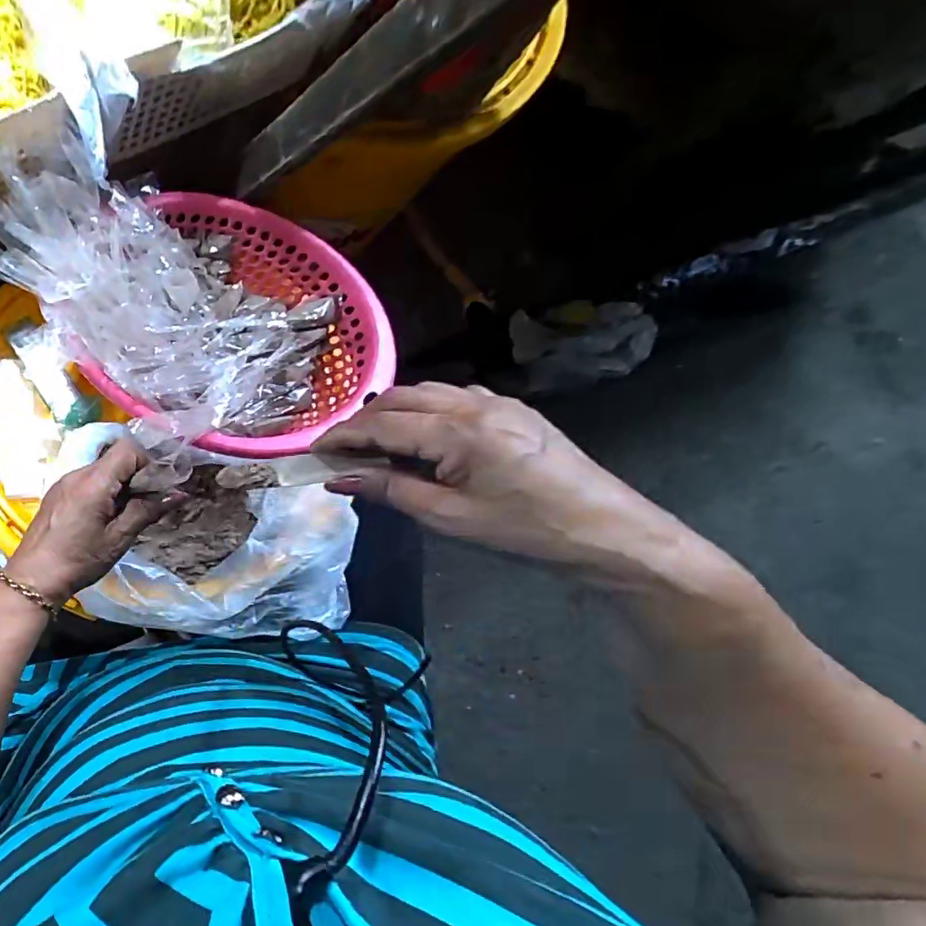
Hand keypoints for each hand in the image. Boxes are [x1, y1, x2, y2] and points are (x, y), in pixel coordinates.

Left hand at [5, 440, 174, 601]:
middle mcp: (77, 474)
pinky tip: (104, 518)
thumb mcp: (118, 539)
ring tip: (125, 515)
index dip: (148, 462)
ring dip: (120, 485)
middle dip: (136, 475)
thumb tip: (178, 494)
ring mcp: (64, 482)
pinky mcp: (57, 494)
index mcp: (93, 481)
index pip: (128, 448)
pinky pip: (87, 481)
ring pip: (102, 470)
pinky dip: (103, 491)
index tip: (156, 488)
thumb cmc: (79, 560)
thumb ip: (147, 511)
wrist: (33, 578)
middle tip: (146, 504)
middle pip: (115, 458)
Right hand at [316, 384, 718, 587]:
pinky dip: (424, 408)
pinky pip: (455, 396)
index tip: (314, 451)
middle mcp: (476, 404)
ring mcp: (499, 403)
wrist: (611, 534)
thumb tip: (338, 479)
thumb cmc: (525, 531)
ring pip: (427, 392)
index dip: (343, 436)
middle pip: (400, 398)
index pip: (382, 424)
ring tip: (373, 442)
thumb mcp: (448, 517)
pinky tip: (420, 434)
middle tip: (339, 449)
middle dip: (363, 420)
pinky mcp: (515, 410)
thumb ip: (390, 490)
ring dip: (392, 411)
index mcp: (459, 431)